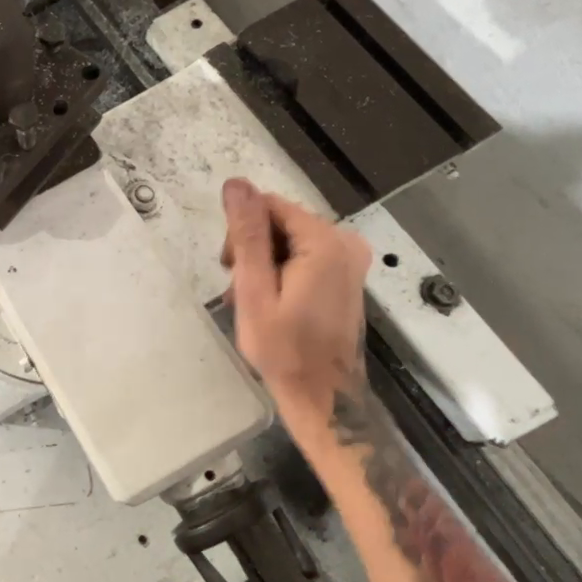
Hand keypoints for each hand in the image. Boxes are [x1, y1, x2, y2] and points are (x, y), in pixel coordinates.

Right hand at [221, 178, 371, 415]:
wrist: (323, 397)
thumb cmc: (283, 349)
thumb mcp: (255, 290)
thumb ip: (247, 234)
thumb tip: (236, 185)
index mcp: (325, 242)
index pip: (268, 205)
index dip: (242, 231)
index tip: (231, 268)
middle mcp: (345, 243)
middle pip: (280, 220)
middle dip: (252, 248)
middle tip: (238, 288)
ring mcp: (350, 260)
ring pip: (288, 239)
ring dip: (263, 263)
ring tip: (250, 300)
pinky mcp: (347, 276)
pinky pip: (304, 256)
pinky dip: (281, 272)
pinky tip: (270, 302)